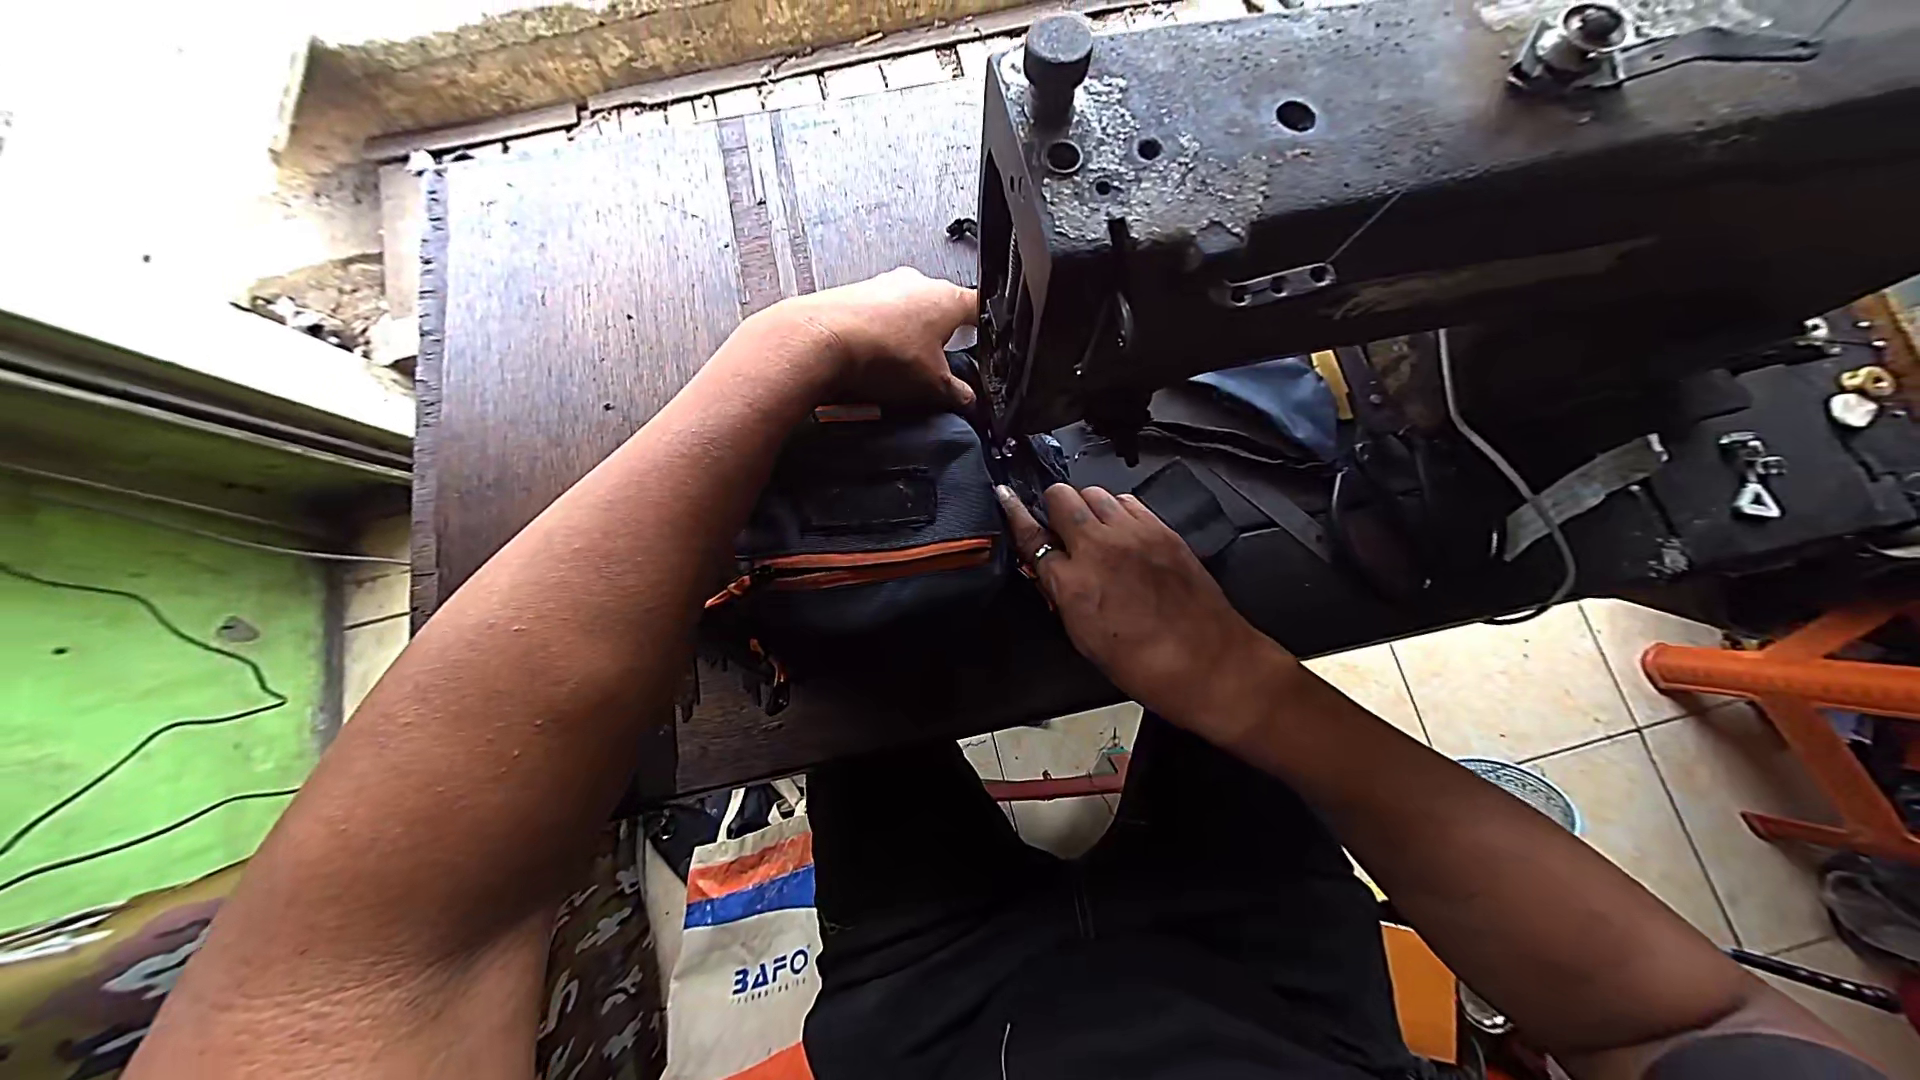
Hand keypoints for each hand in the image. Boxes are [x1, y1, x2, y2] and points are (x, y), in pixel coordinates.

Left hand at [777, 267, 977, 408]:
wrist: (821, 341)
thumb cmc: (879, 351)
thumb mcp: (933, 387)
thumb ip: (958, 393)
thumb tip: (967, 400)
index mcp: (946, 298)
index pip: (980, 309)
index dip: (986, 332)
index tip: (985, 345)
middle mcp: (916, 283)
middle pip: (939, 314)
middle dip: (939, 343)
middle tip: (934, 373)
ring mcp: (882, 287)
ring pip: (906, 317)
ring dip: (906, 342)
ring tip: (897, 374)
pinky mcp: (853, 297)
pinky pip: (876, 321)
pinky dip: (878, 341)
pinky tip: (871, 366)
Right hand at [996, 484, 1299, 748]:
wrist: (1209, 664)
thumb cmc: (1145, 664)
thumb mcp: (1083, 638)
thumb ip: (1059, 595)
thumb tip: (1046, 570)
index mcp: (1073, 584)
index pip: (1030, 534)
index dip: (1014, 512)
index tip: (1005, 498)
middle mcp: (1100, 548)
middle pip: (1061, 496)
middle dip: (1052, 506)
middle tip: (1058, 526)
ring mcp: (1134, 534)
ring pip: (1094, 492)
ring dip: (1085, 506)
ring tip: (1092, 530)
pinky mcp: (1163, 530)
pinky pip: (1128, 501)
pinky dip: (1117, 510)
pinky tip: (1121, 532)